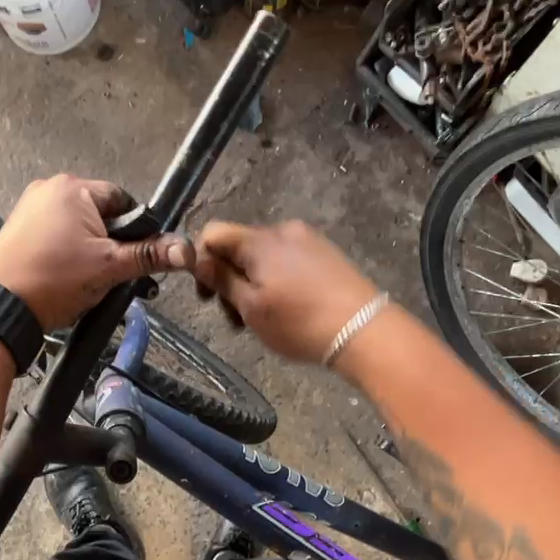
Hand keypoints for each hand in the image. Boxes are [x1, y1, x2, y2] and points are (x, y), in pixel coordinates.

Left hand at [0, 174, 192, 329]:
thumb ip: (148, 256)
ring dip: (87, 253)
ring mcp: (29, 209)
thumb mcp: (109, 268)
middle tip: (108, 276)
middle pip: (98, 215)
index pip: (122, 200)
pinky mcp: (17, 231)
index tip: (132, 256)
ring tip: (84, 282)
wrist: (2, 307)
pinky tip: (63, 280)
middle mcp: (49, 189)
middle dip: (109, 244)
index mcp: (72, 187)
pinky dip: (64, 256)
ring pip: (76, 229)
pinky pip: (54, 238)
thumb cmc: (53, 280)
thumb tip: (185, 250)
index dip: (134, 230)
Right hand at [192, 220, 383, 363]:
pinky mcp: (325, 254)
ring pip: (263, 256)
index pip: (213, 234)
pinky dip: (276, 281)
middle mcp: (283, 230)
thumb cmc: (299, 322)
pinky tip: (288, 308)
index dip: (201, 261)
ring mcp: (308, 240)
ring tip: (263, 317)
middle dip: (230, 278)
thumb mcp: (251, 307)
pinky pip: (287, 261)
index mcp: (259, 240)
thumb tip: (197, 260)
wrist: (363, 330)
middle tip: (236, 317)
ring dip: (253, 282)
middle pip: (239, 246)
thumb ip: (221, 280)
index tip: (207, 295)